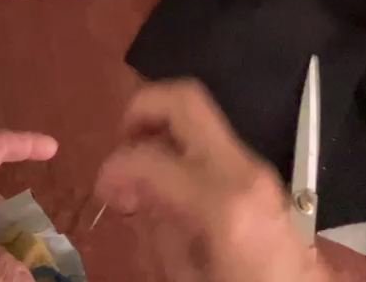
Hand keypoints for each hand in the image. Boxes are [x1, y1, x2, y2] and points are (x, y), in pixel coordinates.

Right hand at [96, 80, 326, 281]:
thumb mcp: (189, 277)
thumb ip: (157, 225)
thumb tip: (132, 190)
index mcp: (223, 203)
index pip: (151, 158)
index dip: (116, 167)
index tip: (102, 190)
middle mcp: (243, 172)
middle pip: (184, 101)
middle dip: (142, 109)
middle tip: (122, 142)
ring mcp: (258, 171)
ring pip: (197, 116)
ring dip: (161, 127)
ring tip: (142, 168)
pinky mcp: (263, 179)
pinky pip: (211, 143)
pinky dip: (181, 146)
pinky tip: (169, 184)